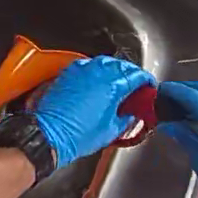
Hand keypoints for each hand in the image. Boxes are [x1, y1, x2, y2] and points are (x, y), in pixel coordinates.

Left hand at [31, 56, 152, 165]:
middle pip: (122, 65)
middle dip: (132, 73)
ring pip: (105, 61)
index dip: (146, 80)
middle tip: (136, 84)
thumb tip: (130, 114)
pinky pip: (88, 64)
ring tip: (118, 80)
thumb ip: (126, 118)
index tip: (148, 86)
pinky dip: (97, 69)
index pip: (137, 76)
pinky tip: (98, 78)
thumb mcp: (111, 131)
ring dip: (115, 69)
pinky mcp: (69, 73)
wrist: (49, 135)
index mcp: (113, 86)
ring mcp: (82, 71)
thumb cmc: (77, 135)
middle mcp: (98, 73)